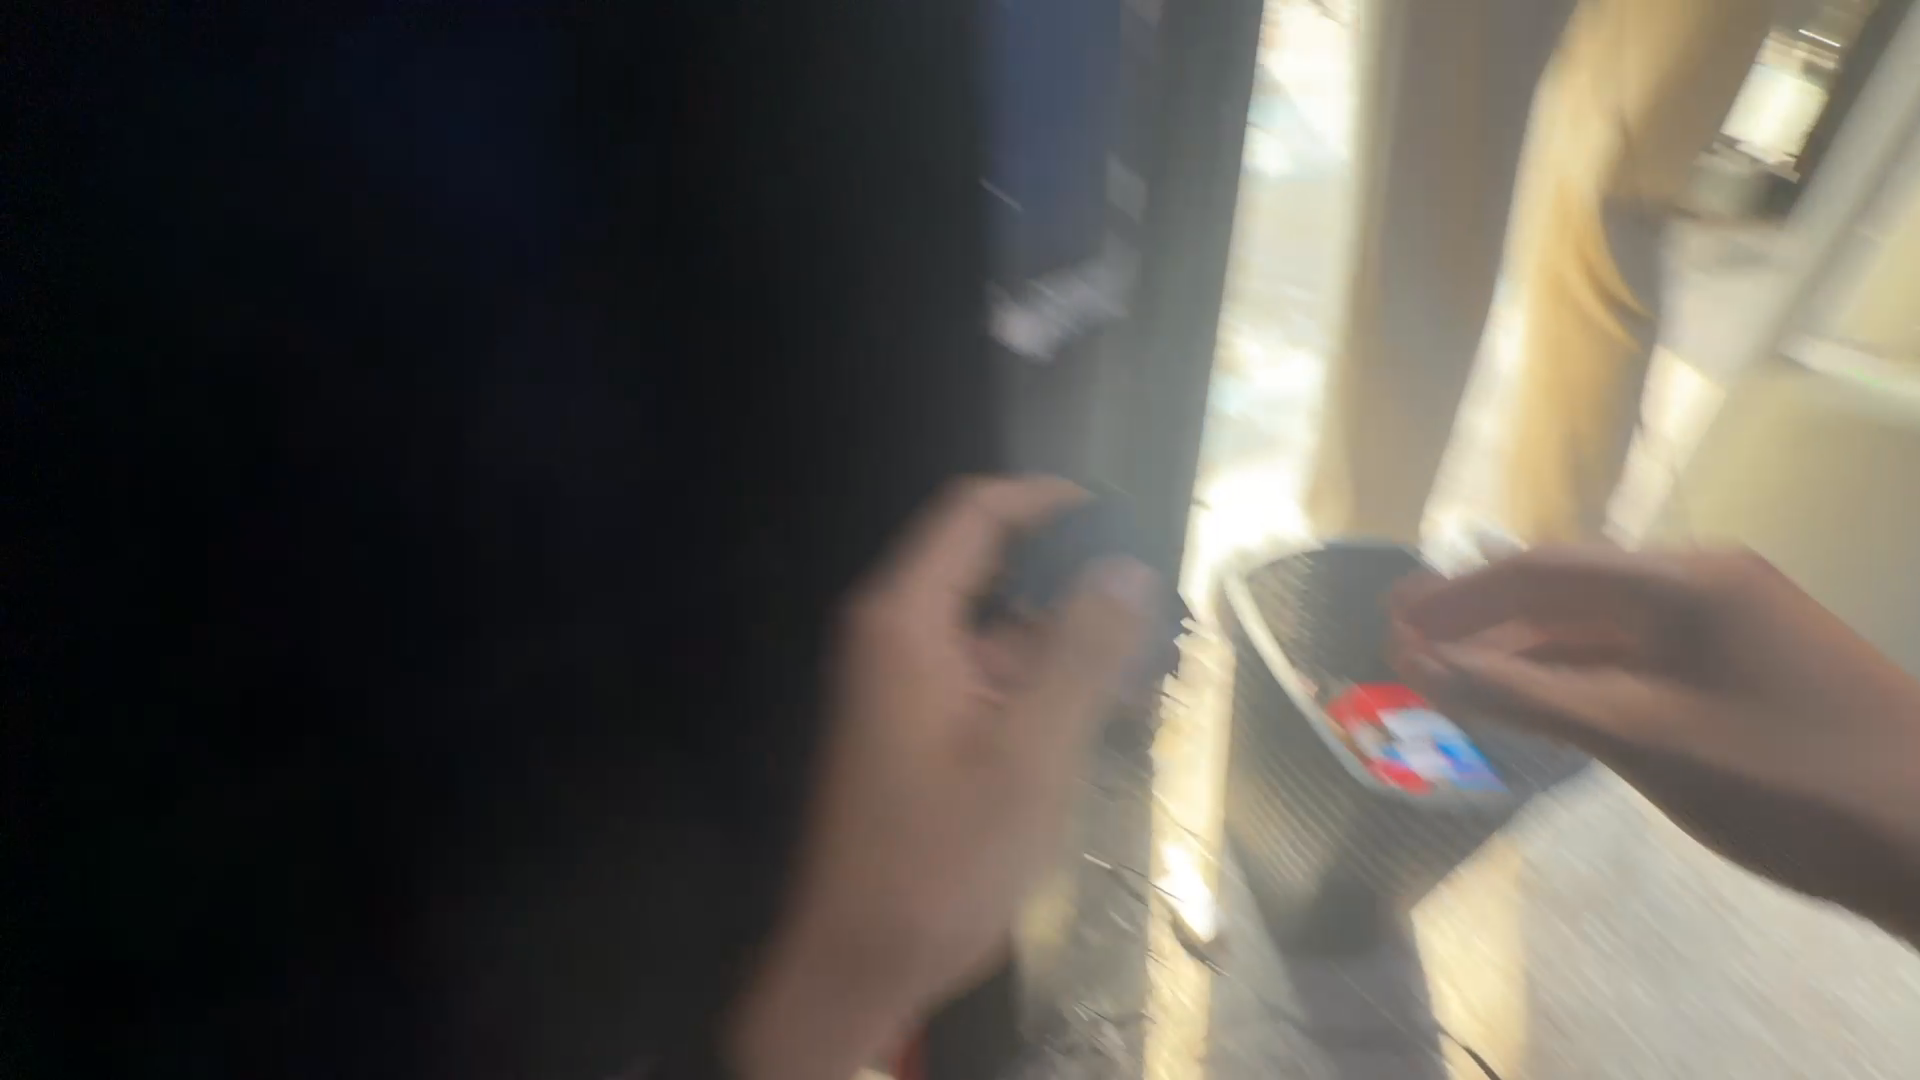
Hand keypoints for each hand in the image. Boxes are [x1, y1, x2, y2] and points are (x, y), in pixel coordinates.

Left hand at [728, 477, 1157, 1079]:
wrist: (861, 959)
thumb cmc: (938, 862)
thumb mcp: (1029, 757)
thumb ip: (1080, 654)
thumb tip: (1126, 567)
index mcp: (908, 619)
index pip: (975, 513)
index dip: (1047, 501)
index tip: (1117, 516)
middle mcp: (900, 632)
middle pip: (993, 567)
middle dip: (1074, 581)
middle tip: (1153, 608)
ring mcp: (910, 676)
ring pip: (1000, 626)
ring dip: (1069, 639)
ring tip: (1148, 668)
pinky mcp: (924, 716)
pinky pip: (991, 672)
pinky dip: (1045, 680)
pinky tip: (1106, 709)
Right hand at [1391, 545, 1919, 940]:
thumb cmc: (1782, 780)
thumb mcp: (1633, 735)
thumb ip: (1513, 693)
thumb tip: (1411, 662)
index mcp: (1680, 580)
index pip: (1536, 569)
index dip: (1454, 596)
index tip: (1392, 621)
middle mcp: (1696, 584)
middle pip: (1557, 589)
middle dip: (1475, 616)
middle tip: (1405, 639)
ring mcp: (1717, 625)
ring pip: (1585, 624)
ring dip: (1513, 646)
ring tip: (1445, 668)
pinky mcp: (1728, 665)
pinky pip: (1620, 654)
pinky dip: (1560, 670)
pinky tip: (1520, 692)